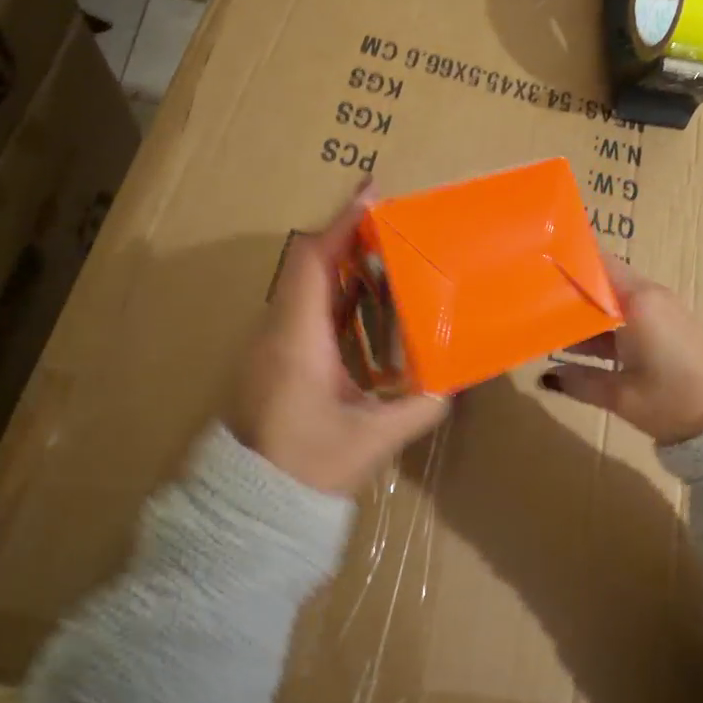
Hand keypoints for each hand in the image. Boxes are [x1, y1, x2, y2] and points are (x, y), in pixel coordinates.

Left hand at [226, 184, 448, 494]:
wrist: (248, 509)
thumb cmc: (309, 468)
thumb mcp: (374, 439)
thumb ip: (420, 407)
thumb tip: (454, 381)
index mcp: (297, 341)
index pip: (312, 261)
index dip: (341, 223)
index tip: (372, 193)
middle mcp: (275, 333)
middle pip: (307, 265)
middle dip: (349, 238)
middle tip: (395, 226)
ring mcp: (267, 347)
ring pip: (303, 287)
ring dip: (342, 267)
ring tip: (389, 259)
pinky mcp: (269, 362)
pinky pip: (302, 311)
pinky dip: (334, 296)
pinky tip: (366, 308)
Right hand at [539, 258, 702, 444]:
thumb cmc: (673, 402)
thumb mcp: (621, 395)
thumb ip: (580, 381)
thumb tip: (546, 376)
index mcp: (638, 302)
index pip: (597, 263)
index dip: (567, 261)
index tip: (535, 262)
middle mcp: (649, 297)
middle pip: (602, 281)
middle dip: (570, 289)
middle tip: (530, 294)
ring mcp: (659, 312)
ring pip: (612, 301)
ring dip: (584, 312)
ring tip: (542, 320)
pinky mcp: (665, 329)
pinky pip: (626, 317)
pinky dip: (602, 327)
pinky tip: (574, 346)